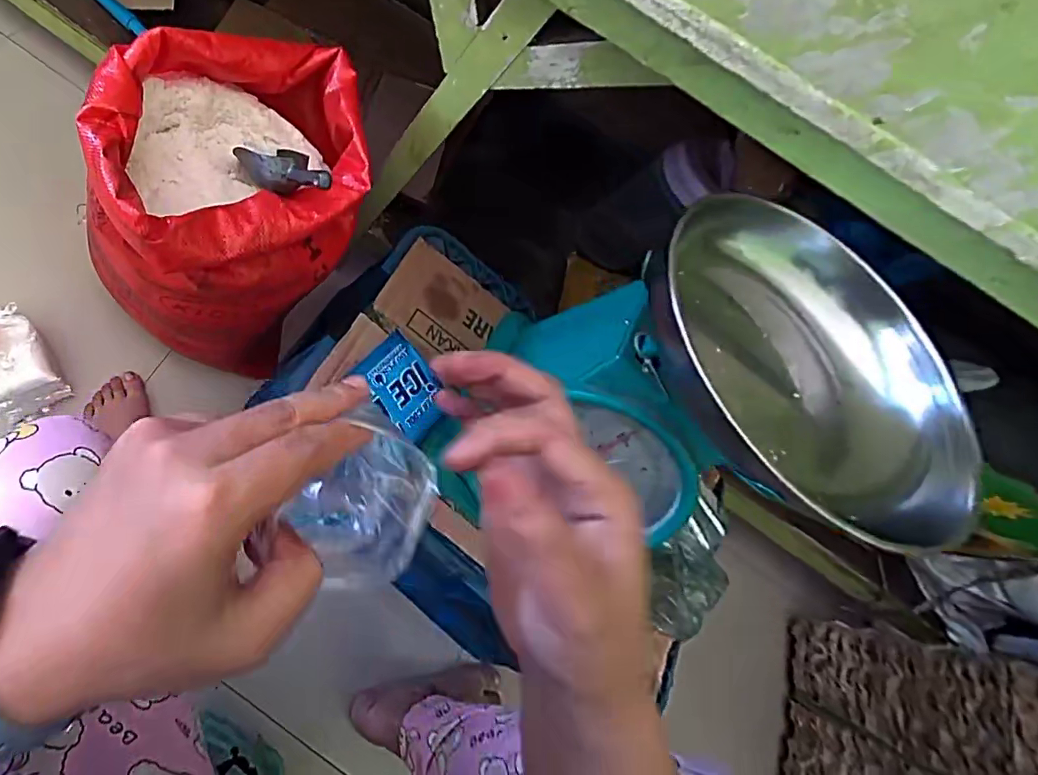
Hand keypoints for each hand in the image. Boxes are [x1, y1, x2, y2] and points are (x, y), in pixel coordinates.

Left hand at [0, 378, 371, 724]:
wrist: (44, 624)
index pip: (295, 452)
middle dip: (321, 402)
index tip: (368, 427)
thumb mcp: (242, 638)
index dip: (338, 436)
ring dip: (270, 438)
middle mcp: (183, 450)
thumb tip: (291, 527)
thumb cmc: (144, 641)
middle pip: (271, 416)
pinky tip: (221, 488)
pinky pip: (204, 429)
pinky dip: (229, 447)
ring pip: (238, 422)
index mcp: (212, 502)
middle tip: (360, 390)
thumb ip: (296, 579)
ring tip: (277, 485)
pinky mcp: (134, 433)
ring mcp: (154, 434)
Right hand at [433, 351, 652, 708]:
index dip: (496, 433)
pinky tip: (445, 404)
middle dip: (495, 374)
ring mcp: (545, 478)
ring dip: (482, 385)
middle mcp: (573, 471)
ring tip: (439, 373)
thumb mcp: (568, 594)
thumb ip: (536, 530)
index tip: (454, 460)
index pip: (544, 432)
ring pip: (518, 410)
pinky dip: (471, 415)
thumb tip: (493, 469)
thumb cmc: (585, 638)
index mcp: (597, 488)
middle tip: (444, 366)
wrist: (575, 670)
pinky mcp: (519, 490)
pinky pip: (496, 439)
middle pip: (540, 400)